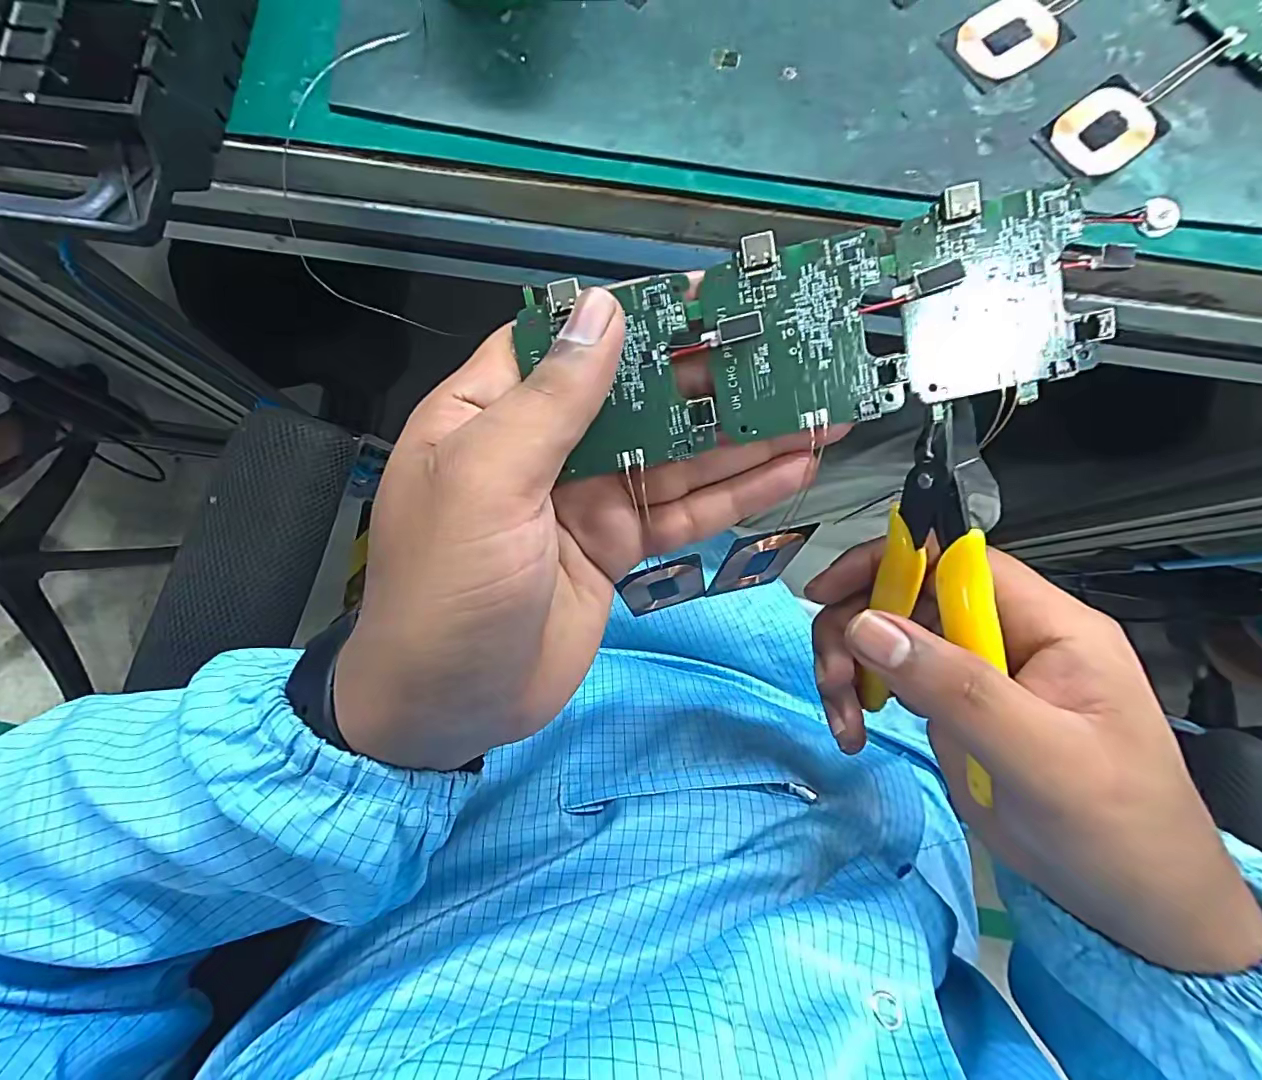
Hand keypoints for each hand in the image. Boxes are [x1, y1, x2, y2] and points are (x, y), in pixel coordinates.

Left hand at [336, 287, 843, 770]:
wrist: (449, 704)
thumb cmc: (447, 587)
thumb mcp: (486, 481)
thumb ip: (549, 399)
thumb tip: (601, 310)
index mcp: (492, 413)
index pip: (567, 342)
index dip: (634, 317)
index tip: (707, 296)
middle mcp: (543, 448)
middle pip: (636, 397)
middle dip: (708, 378)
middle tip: (789, 353)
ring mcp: (585, 498)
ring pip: (672, 455)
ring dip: (740, 435)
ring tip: (813, 410)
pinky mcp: (616, 546)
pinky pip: (681, 511)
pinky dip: (733, 493)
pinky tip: (788, 470)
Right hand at [808, 544, 1261, 973]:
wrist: (1135, 905)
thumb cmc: (1114, 828)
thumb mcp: (1040, 757)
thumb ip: (957, 687)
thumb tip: (866, 625)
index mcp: (1047, 625)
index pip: (955, 560)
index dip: (889, 562)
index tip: (828, 592)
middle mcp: (1005, 635)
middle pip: (907, 595)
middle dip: (855, 629)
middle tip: (834, 681)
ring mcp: (975, 671)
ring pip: (887, 635)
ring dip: (848, 666)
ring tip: (844, 719)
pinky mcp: (952, 704)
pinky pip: (888, 677)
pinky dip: (857, 695)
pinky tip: (855, 730)